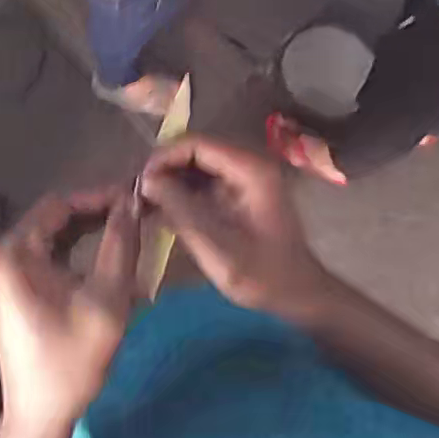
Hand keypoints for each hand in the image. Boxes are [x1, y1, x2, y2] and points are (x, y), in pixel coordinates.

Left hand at [0, 187, 139, 432]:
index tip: (133, 197)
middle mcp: (0, 252)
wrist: (40, 418)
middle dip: (96, 210)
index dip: (99, 196)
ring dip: (88, 226)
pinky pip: (47, 249)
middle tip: (133, 210)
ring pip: (53, 231)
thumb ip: (121, 245)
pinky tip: (104, 246)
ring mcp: (2, 268)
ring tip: (126, 224)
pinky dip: (75, 245)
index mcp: (13, 252)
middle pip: (54, 215)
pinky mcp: (11, 282)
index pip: (60, 204)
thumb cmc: (71, 361)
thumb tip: (132, 202)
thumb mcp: (107, 300)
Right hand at [139, 136, 336, 321]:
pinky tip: (162, 210)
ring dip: (170, 178)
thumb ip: (181, 211)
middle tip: (139, 193)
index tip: (141, 182)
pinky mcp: (237, 188)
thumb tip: (147, 180)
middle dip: (164, 167)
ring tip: (145, 202)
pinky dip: (181, 190)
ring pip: (195, 162)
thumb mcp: (217, 248)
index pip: (197, 143)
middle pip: (194, 149)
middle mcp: (248, 161)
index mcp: (250, 168)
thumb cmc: (263, 276)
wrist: (299, 294)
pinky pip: (203, 177)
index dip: (164, 157)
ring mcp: (243, 174)